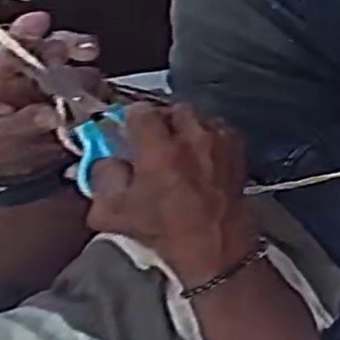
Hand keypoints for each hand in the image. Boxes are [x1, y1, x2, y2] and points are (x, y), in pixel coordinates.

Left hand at [0, 11, 100, 181]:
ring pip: (77, 66)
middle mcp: (27, 81)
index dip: (23, 34)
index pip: (8, 53)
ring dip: (85, 76)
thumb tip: (50, 113)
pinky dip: (99, 89)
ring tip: (85, 99)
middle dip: (69, 47)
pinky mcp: (83, 96)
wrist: (35, 181)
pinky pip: (95, 83)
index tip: (40, 19)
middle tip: (86, 51)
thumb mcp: (2, 144)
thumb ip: (23, 125)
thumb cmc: (4, 160)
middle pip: (50, 50)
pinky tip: (97, 103)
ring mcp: (57, 88)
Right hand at [86, 103, 258, 285]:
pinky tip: (197, 150)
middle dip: (160, 116)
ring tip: (174, 142)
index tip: (123, 123)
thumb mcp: (110, 211)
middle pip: (176, 108)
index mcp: (160, 150)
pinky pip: (218, 126)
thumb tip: (104, 157)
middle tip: (150, 133)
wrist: (212, 232)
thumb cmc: (159, 225)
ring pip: (200, 115)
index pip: (143, 113)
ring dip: (184, 123)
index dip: (129, 115)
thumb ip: (101, 178)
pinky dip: (205, 132)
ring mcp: (220, 137)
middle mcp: (194, 136)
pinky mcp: (238, 143)